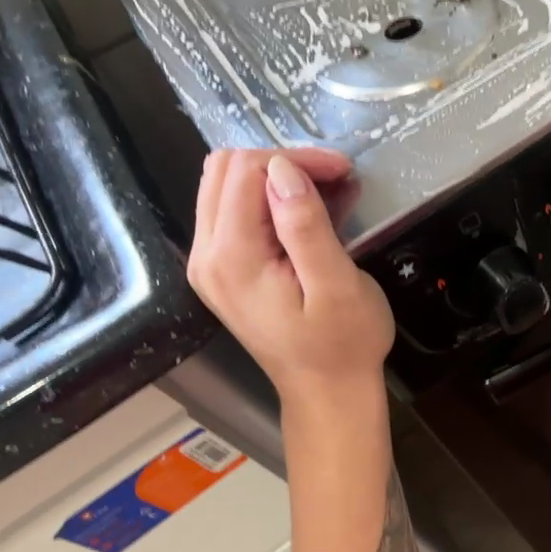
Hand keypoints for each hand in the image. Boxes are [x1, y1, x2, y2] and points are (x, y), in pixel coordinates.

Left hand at [186, 148, 394, 400]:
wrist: (328, 392)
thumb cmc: (343, 343)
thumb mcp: (337, 285)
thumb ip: (306, 226)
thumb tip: (282, 170)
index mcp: (232, 258)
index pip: (246, 171)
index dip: (295, 159)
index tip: (343, 171)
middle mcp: (207, 256)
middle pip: (226, 170)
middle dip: (284, 162)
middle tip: (337, 178)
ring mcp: (210, 263)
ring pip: (227, 184)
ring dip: (279, 176)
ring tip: (331, 192)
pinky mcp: (224, 268)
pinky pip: (236, 209)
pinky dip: (273, 198)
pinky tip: (314, 210)